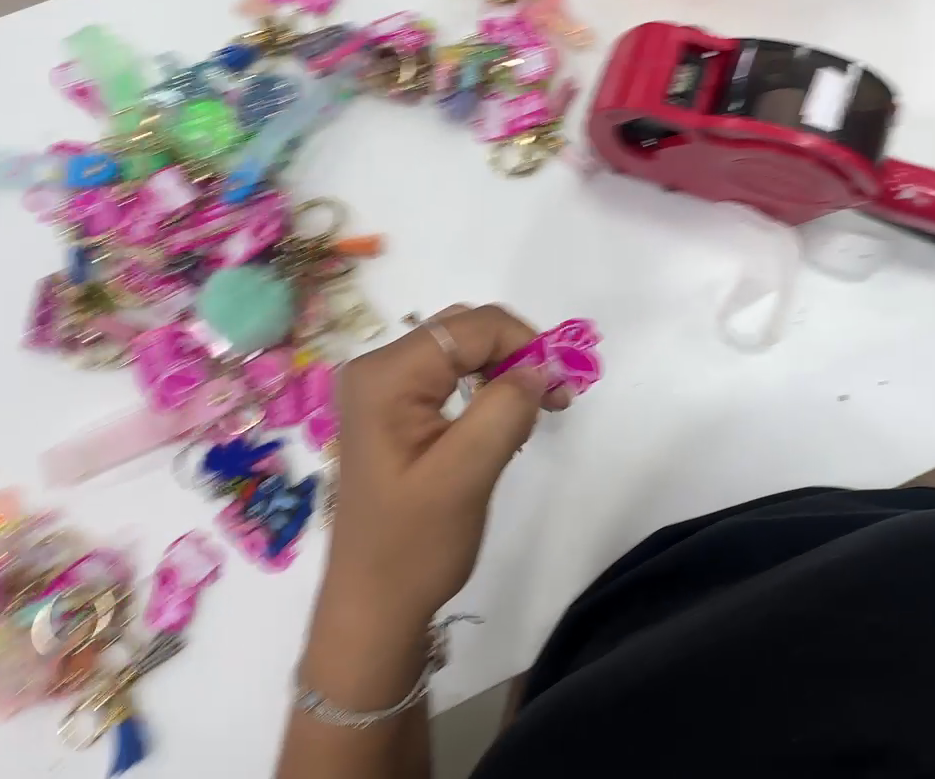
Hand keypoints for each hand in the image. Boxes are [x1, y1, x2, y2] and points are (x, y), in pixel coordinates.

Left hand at [325, 304, 571, 617]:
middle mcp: (377, 369)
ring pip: (462, 350)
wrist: (373, 606)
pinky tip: (503, 422)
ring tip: (532, 415)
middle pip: (465, 332)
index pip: (471, 327)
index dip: (525, 344)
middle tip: (554, 400)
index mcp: (386, 376)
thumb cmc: (414, 545)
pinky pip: (451, 375)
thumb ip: (505, 408)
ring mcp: (382, 389)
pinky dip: (487, 387)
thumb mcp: (467, 474)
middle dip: (517, 355)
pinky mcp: (393, 409)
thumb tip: (542, 365)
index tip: (561, 389)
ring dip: (506, 371)